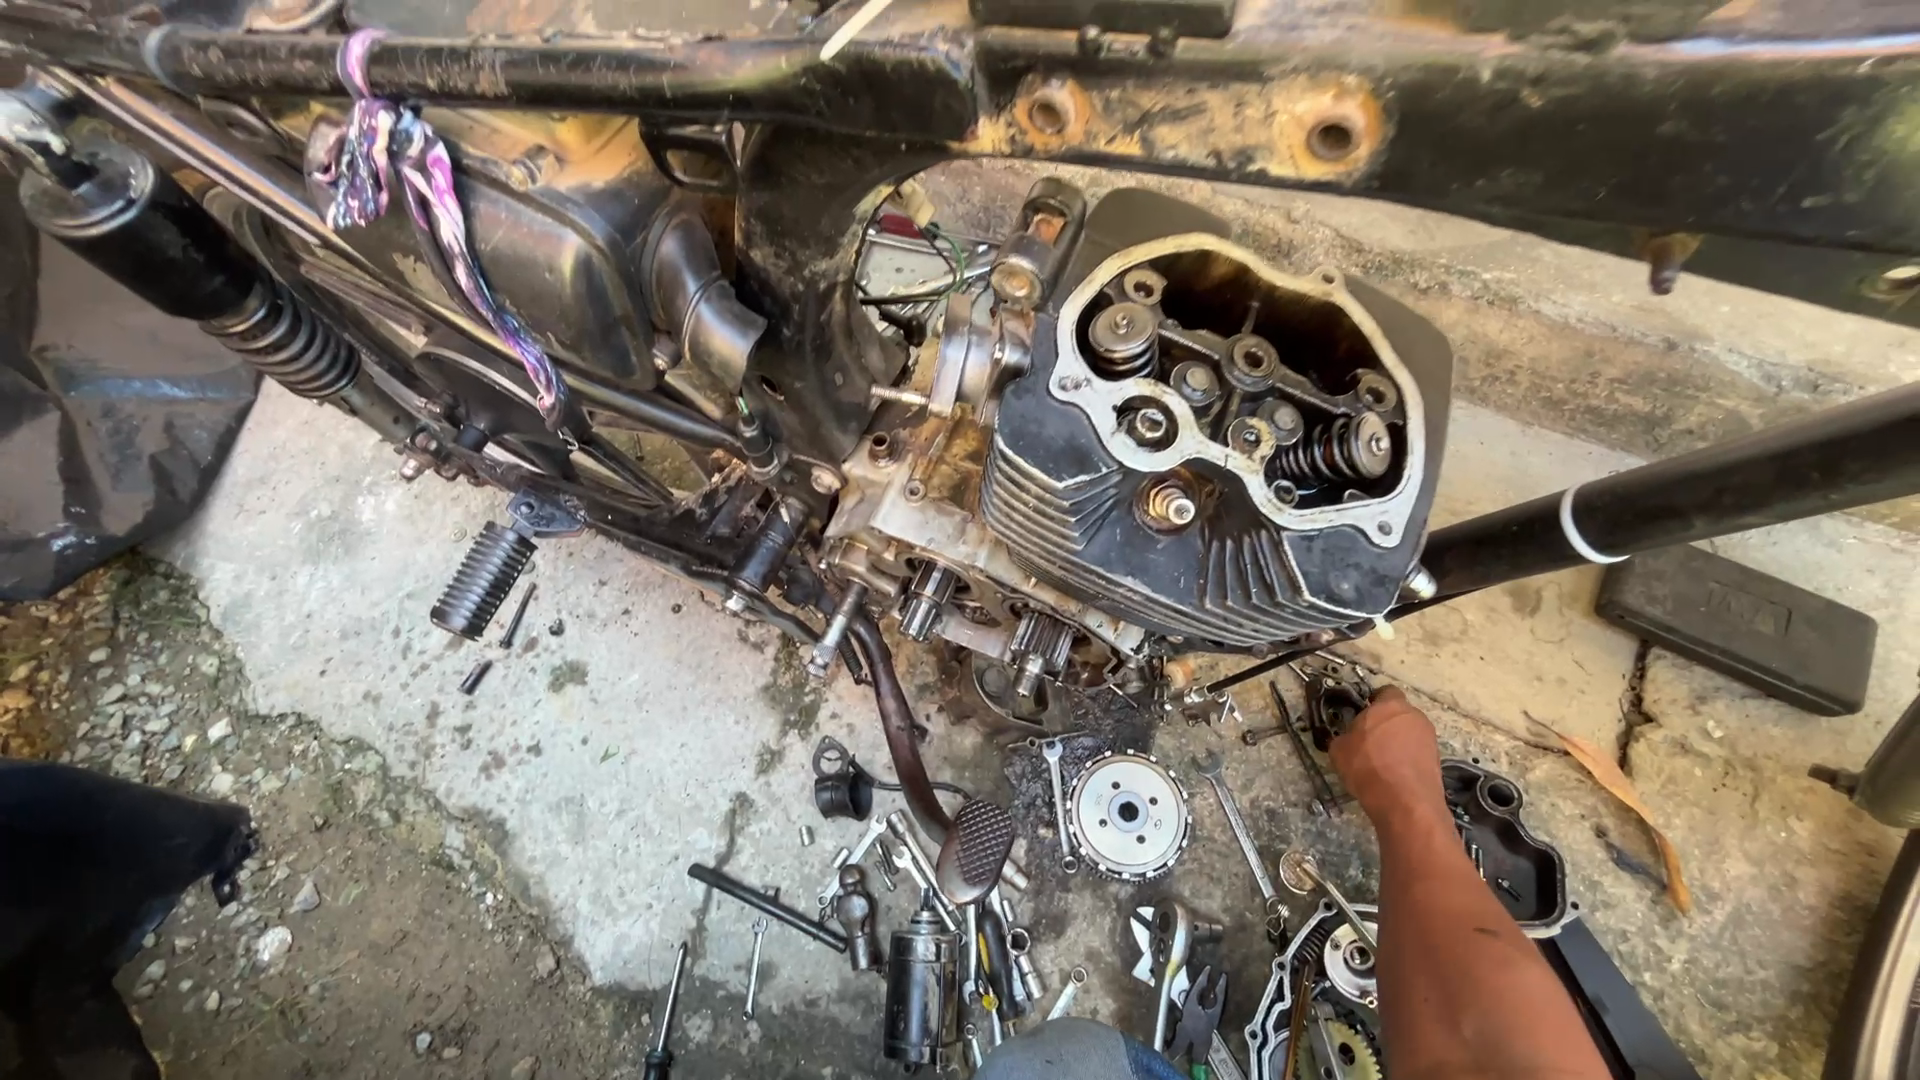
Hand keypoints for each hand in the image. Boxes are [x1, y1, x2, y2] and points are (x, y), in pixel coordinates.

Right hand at [1329, 686, 1448, 832]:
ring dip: (1398, 741)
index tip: (1362, 714)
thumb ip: (1345, 736)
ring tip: (1381, 759)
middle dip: (1385, 722)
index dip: (1373, 701)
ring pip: (1409, 733)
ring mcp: (1429, 738)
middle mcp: (1414, 716)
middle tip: (1368, 738)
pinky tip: (1393, 773)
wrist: (1404, 802)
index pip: (1385, 691)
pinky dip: (1406, 757)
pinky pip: (1416, 751)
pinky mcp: (1437, 759)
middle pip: (1399, 713)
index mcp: (1390, 705)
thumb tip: (1348, 739)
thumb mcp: (1339, 749)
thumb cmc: (1367, 766)